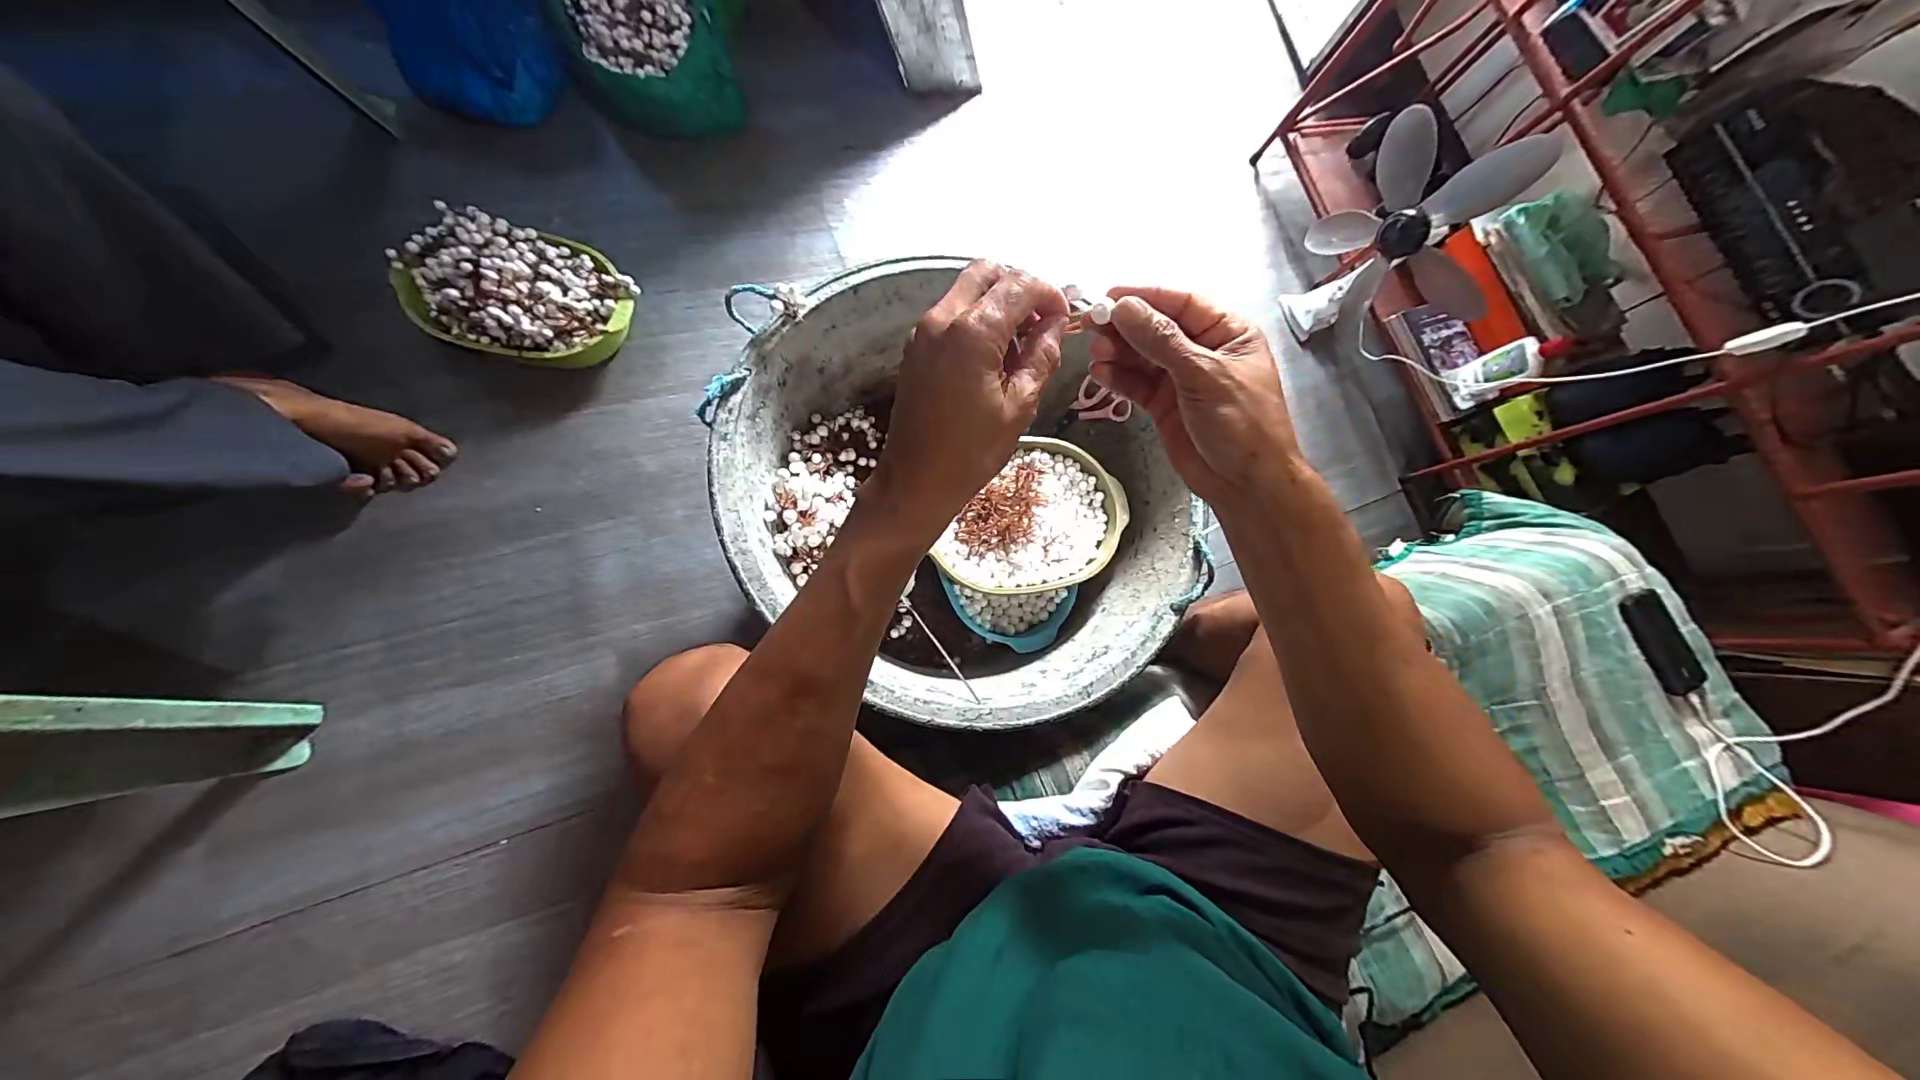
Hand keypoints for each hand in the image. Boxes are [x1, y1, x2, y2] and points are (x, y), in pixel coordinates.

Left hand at [873, 260, 1068, 533]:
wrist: (915, 480)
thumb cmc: (971, 451)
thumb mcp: (1020, 405)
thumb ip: (1042, 355)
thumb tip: (1056, 324)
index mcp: (972, 332)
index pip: (1019, 285)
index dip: (1050, 294)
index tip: (1064, 319)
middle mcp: (942, 319)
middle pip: (988, 272)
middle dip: (1021, 288)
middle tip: (1040, 324)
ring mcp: (924, 330)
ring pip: (967, 289)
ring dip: (998, 302)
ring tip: (1019, 346)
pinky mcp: (916, 346)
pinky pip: (952, 312)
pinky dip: (977, 318)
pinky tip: (993, 356)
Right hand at [1088, 286, 1299, 504]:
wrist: (1246, 483)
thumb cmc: (1241, 423)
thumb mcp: (1203, 374)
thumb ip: (1161, 340)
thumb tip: (1125, 307)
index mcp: (1227, 332)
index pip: (1181, 303)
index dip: (1145, 297)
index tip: (1109, 297)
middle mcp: (1202, 350)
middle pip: (1156, 328)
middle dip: (1125, 327)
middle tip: (1092, 326)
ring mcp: (1181, 378)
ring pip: (1142, 356)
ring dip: (1117, 353)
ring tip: (1095, 353)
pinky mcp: (1164, 404)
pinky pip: (1137, 384)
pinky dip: (1118, 378)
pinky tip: (1100, 374)